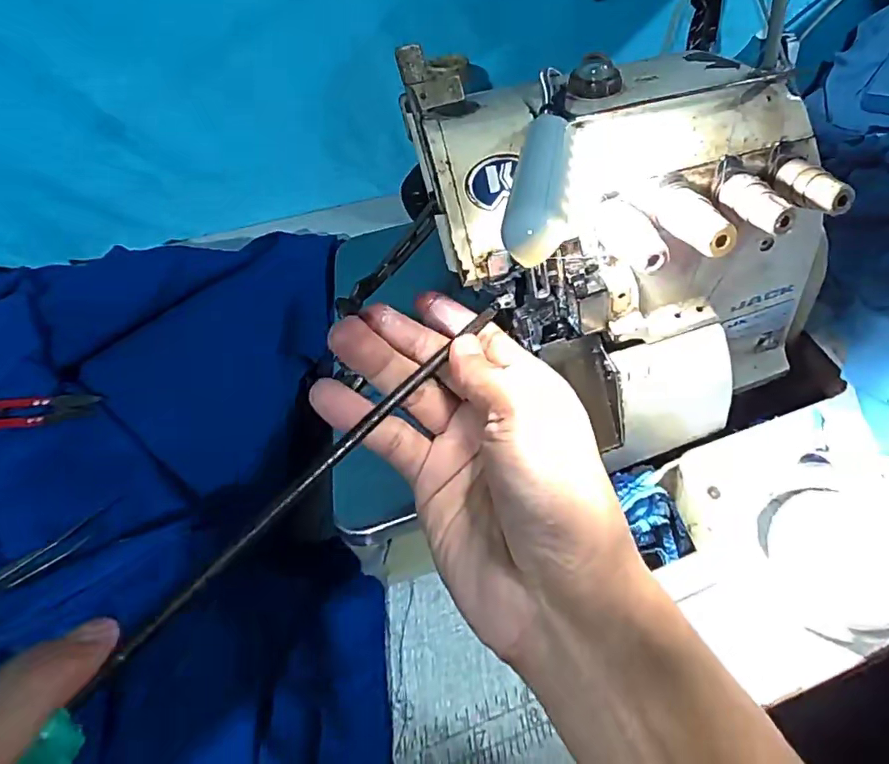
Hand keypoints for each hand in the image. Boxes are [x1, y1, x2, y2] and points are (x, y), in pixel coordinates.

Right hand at [308, 293, 647, 665]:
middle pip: (440, 365)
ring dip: (376, 370)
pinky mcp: (431, 483)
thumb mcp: (527, 420)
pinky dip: (361, 419)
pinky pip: (392, 441)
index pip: (483, 344)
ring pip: (411, 397)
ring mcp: (459, 447)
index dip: (451, 322)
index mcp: (526, 390)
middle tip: (364, 317)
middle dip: (403, 339)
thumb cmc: (557, 494)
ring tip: (340, 340)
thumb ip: (488, 378)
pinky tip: (331, 397)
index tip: (420, 301)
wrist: (552, 588)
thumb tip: (462, 341)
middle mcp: (492, 413)